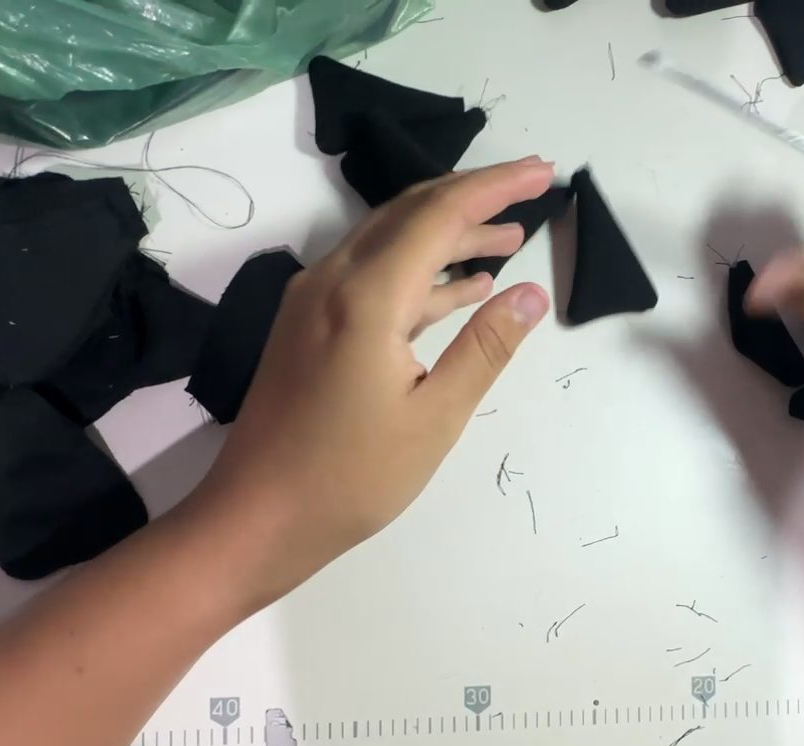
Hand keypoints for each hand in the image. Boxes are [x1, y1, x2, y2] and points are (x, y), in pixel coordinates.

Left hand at [181, 158, 554, 605]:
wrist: (260, 515)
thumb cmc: (354, 477)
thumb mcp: (435, 417)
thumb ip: (485, 349)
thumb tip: (530, 294)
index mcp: (367, 296)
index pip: (440, 214)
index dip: (495, 187)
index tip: (542, 172)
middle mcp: (334, 280)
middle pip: (410, 214)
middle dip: (474, 198)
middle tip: (530, 193)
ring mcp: (315, 303)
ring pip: (391, 245)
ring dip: (449, 238)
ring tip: (507, 242)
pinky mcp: (309, 328)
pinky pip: (373, 281)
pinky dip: (421, 277)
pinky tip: (459, 288)